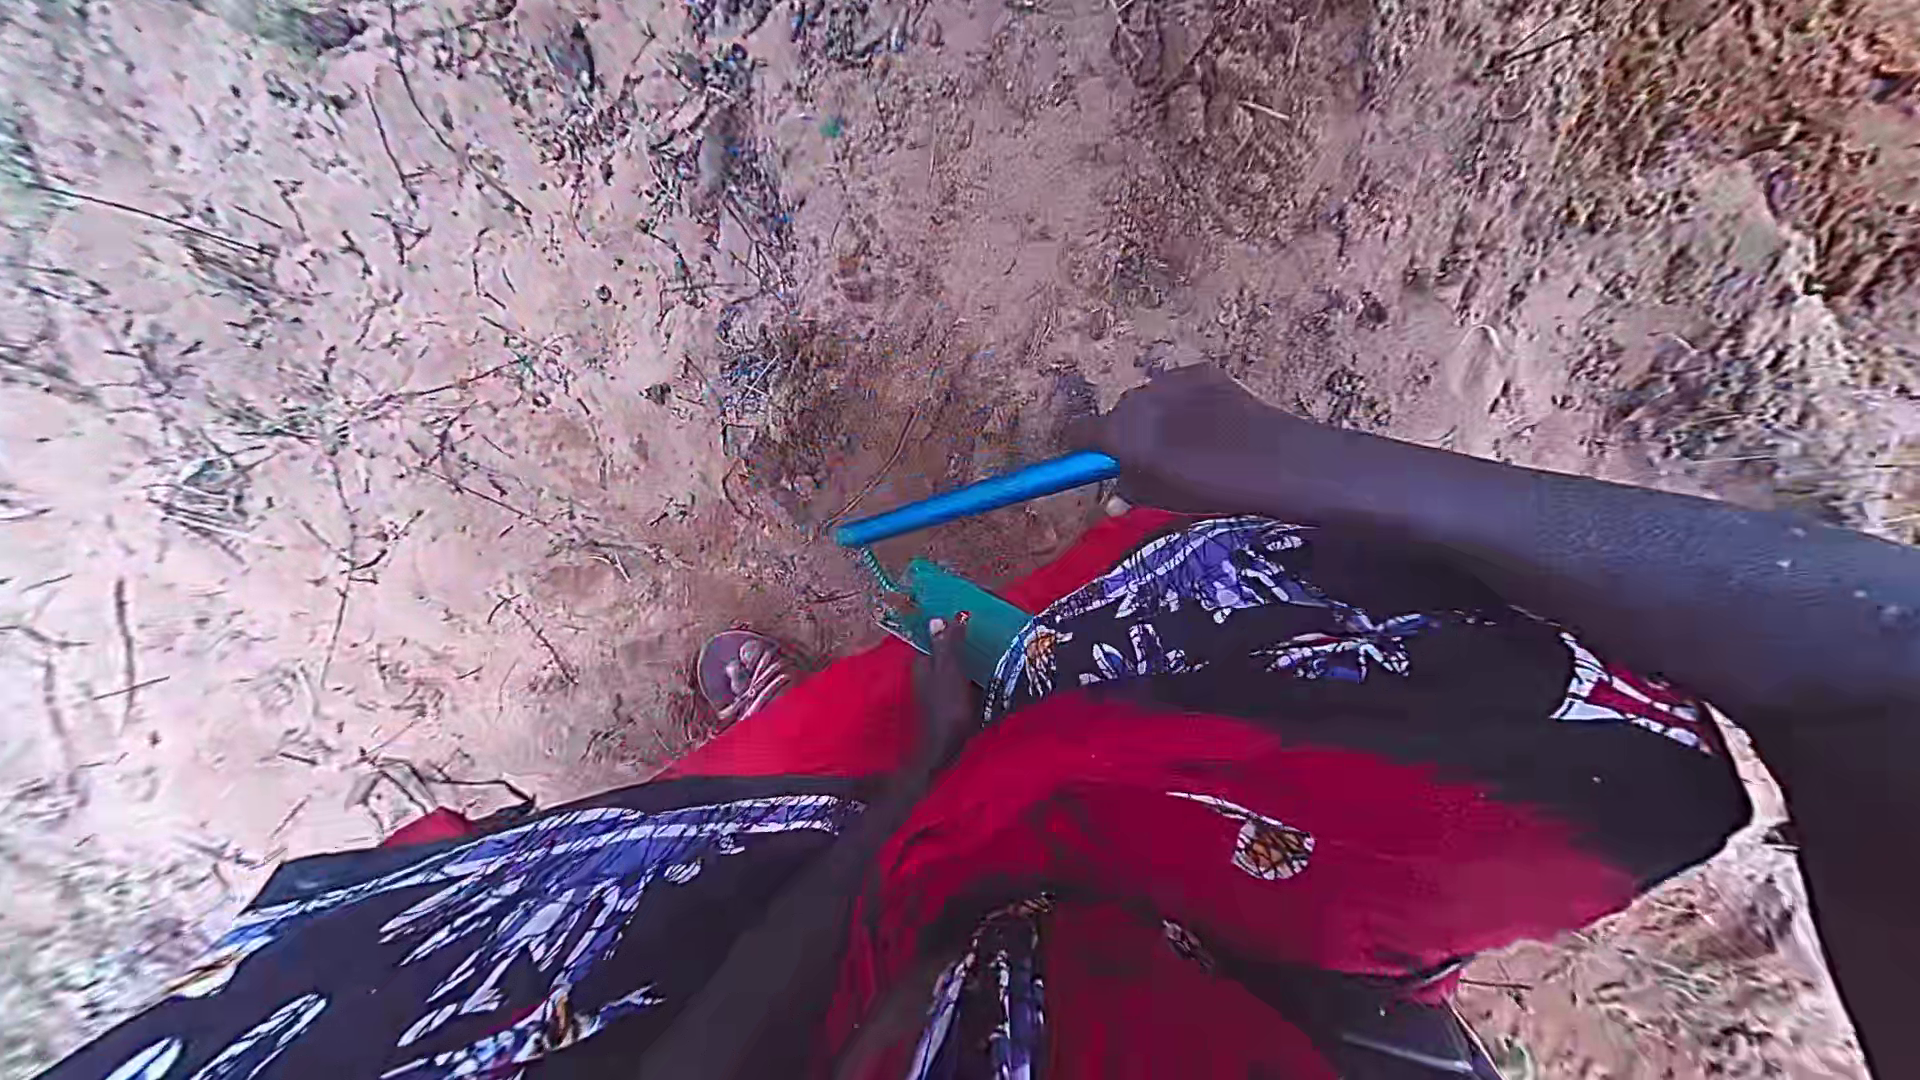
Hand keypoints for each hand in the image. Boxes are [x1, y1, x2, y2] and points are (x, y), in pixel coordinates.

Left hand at [909, 615, 977, 777]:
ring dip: (970, 662)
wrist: (944, 749)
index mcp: (923, 662)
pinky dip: (972, 679)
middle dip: (964, 645)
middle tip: (988, 636)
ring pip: (955, 669)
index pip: (938, 637)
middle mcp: (926, 675)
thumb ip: (946, 645)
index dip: (953, 629)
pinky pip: (961, 684)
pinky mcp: (948, 705)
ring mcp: (937, 691)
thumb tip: (940, 617)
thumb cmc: (947, 706)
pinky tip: (988, 680)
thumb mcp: (949, 670)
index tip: (975, 621)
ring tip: (993, 654)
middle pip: (947, 653)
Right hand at [1081, 364, 1335, 513]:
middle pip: (1117, 414)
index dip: (1084, 447)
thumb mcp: (1159, 499)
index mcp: (1118, 433)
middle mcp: (1136, 400)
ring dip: (1155, 416)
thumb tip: (1112, 502)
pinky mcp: (1200, 371)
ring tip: (1185, 440)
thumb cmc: (1205, 487)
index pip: (1079, 432)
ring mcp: (1169, 381)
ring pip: (1148, 399)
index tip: (1097, 461)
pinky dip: (1184, 402)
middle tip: (1150, 459)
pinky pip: (1178, 387)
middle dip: (1126, 433)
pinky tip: (1208, 422)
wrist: (1269, 460)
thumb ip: (1128, 492)